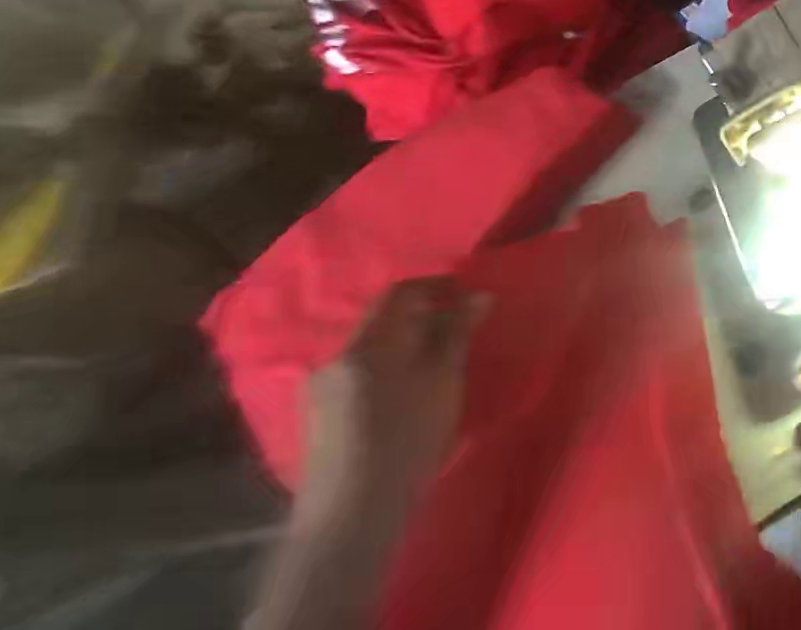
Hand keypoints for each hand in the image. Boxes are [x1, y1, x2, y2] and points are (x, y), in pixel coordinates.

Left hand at [302, 278, 488, 513]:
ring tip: (443, 365)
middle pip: (385, 322)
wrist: (352, 515)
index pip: (399, 293)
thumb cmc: (406, 437)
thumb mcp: (443, 379)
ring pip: (375, 351)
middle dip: (426, 319)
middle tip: (464, 332)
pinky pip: (363, 376)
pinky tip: (413, 394)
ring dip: (410, 346)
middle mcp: (334, 359)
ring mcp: (321, 391)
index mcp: (363, 344)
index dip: (437, 285)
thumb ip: (458, 333)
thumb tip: (479, 295)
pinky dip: (393, 370)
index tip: (469, 293)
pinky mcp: (321, 419)